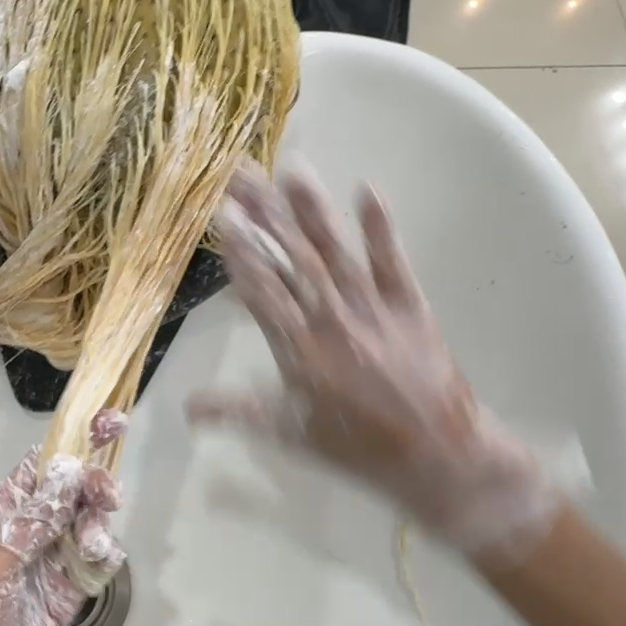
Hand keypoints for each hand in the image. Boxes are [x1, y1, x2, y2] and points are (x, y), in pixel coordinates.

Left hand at [0, 411, 127, 625]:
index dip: (75, 442)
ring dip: (99, 525)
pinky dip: (104, 558)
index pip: (42, 466)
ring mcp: (49, 564)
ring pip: (89, 526)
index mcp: (1, 511)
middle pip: (74, 492)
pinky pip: (94, 566)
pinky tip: (101, 560)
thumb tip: (69, 470)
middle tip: (108, 495)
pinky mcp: (65, 597)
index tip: (111, 424)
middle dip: (96, 484)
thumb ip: (34, 519)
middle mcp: (29, 531)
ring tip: (91, 546)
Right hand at [187, 160, 558, 565]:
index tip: (223, 214)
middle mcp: (331, 319)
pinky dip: (380, 226)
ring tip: (291, 169)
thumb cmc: (356, 448)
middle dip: (265, 215)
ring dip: (311, 210)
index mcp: (298, 349)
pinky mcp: (409, 305)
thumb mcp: (289, 434)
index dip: (241, 250)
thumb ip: (237, 412)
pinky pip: (392, 260)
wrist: (439, 456)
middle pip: (292, 258)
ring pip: (334, 251)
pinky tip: (366, 189)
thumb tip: (186, 408)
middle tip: (243, 175)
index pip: (261, 290)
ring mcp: (372, 308)